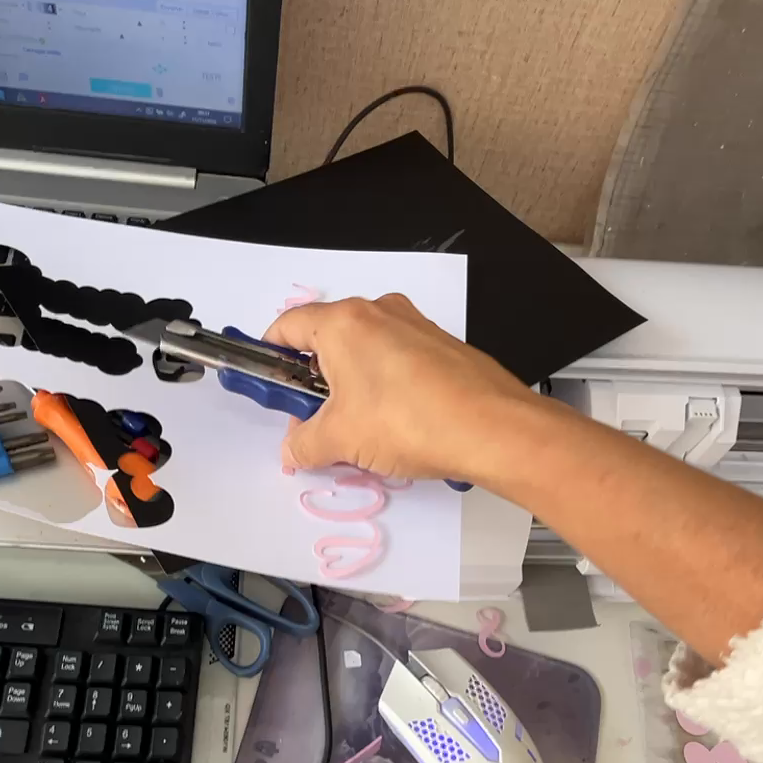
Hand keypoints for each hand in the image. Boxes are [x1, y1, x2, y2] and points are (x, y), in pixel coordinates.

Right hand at [264, 295, 552, 485]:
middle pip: (328, 340)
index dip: (271, 354)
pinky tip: (397, 425)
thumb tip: (292, 449)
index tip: (270, 382)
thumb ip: (303, 444)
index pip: (289, 325)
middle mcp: (379, 312)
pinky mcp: (443, 347)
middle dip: (315, 380)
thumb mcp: (340, 440)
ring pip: (366, 352)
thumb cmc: (406, 422)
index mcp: (344, 323)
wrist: (492, 429)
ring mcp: (416, 326)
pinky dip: (386, 387)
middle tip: (315, 421)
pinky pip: (399, 362)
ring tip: (359, 430)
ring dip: (351, 386)